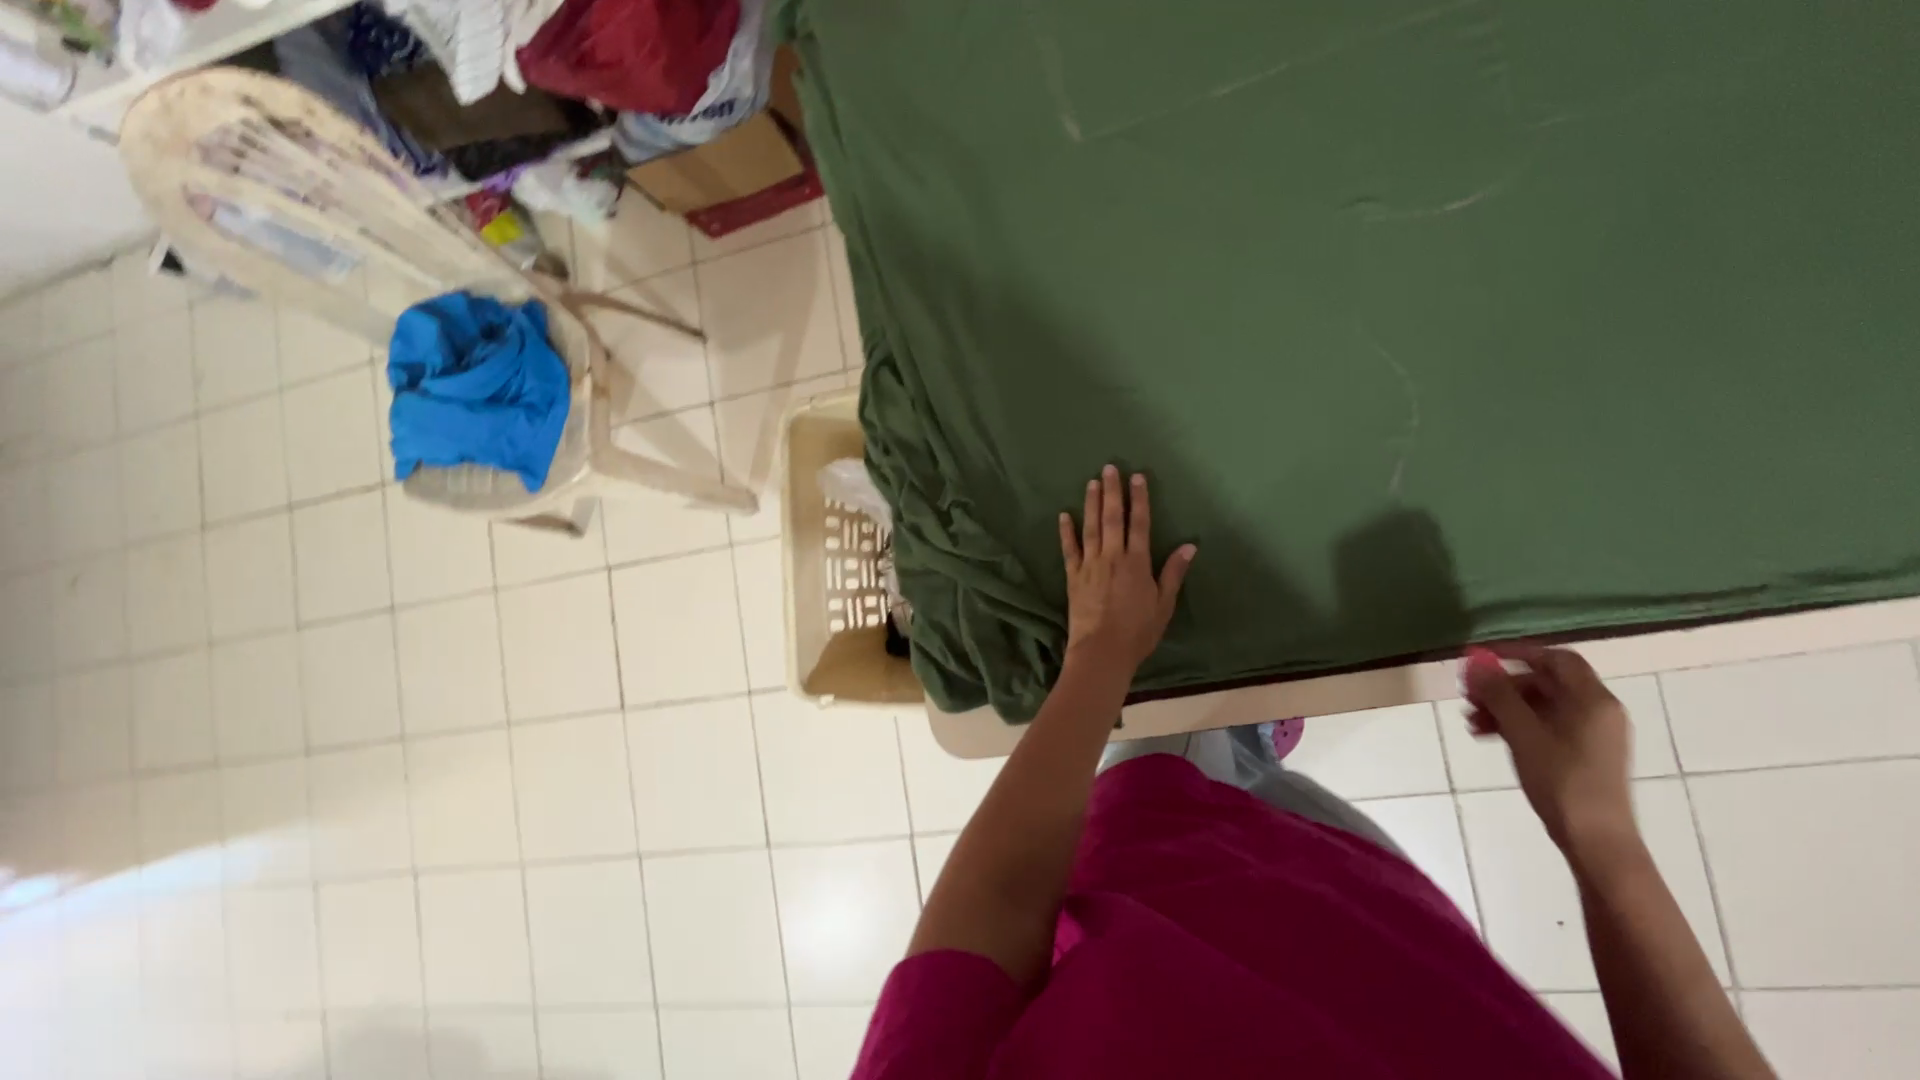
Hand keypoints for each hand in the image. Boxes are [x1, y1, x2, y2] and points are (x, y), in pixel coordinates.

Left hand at [1057, 466, 1195, 672]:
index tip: (1138, 478)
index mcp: (1137, 562)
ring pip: (1091, 527)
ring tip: (1092, 482)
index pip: (1140, 523)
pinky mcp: (1072, 577)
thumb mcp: (1164, 604)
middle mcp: (1112, 557)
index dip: (1139, 499)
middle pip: (1113, 518)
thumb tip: (1189, 546)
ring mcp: (1089, 565)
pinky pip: (1069, 549)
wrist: (1101, 651)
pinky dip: (1066, 532)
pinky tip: (1064, 515)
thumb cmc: (1138, 631)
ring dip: (1092, 503)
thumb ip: (1173, 573)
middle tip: (1109, 468)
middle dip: (1113, 491)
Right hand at [1462, 643, 1641, 865]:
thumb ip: (1499, 694)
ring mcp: (1593, 733)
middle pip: (1546, 682)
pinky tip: (1491, 736)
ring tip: (1472, 721)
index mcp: (1592, 699)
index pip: (1555, 659)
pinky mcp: (1585, 753)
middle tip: (1468, 695)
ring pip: (1543, 705)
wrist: (1595, 838)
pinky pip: (1548, 725)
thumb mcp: (1523, 733)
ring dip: (1506, 707)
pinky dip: (1519, 724)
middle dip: (1504, 685)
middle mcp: (1598, 710)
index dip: (1517, 653)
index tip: (1480, 659)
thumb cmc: (1561, 780)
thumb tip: (1475, 661)